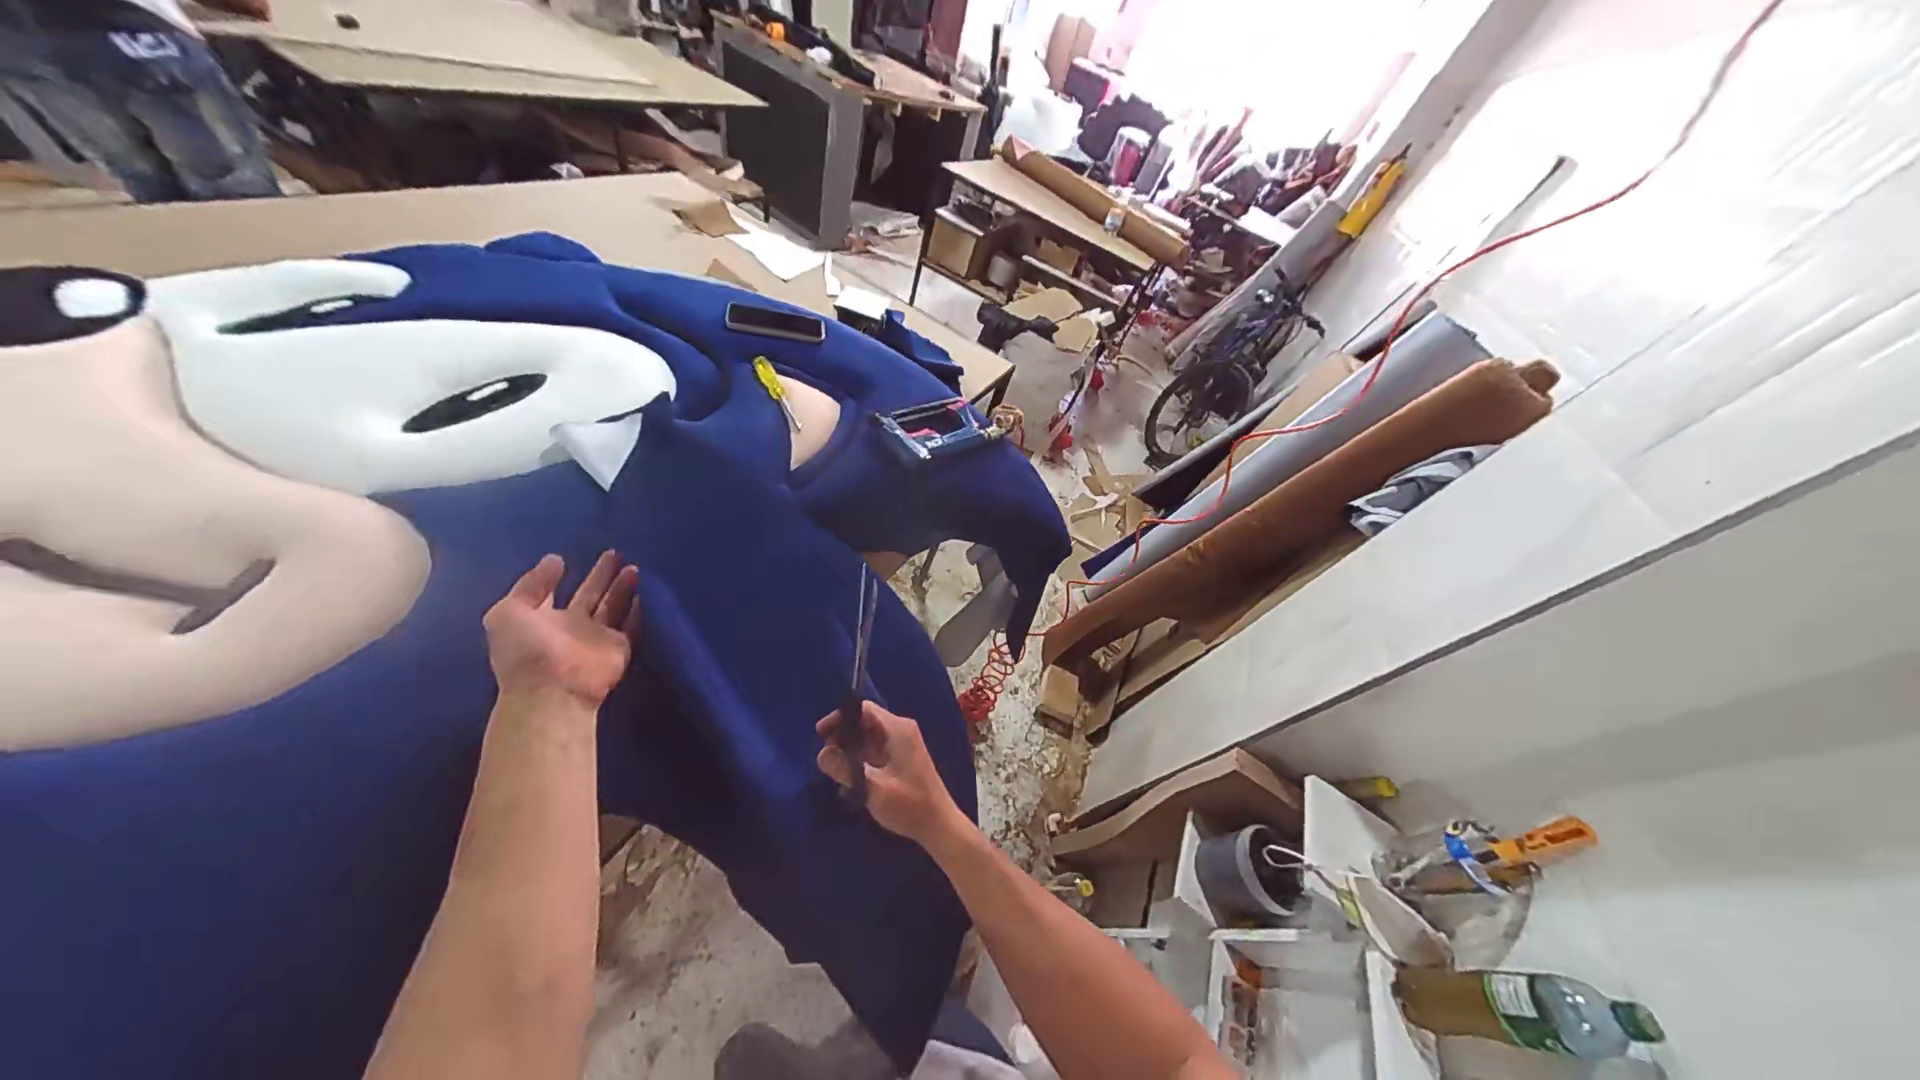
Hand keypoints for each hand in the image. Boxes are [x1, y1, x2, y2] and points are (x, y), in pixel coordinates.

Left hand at [483, 551, 639, 709]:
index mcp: (542, 619)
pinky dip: (639, 611)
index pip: (551, 593)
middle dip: (602, 575)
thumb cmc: (526, 651)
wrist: (554, 690)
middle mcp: (571, 627)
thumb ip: (531, 584)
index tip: (565, 557)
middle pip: (591, 595)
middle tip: (615, 553)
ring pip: (613, 606)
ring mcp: (598, 638)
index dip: (555, 577)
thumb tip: (555, 559)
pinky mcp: (620, 648)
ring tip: (633, 567)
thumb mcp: (508, 612)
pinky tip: (646, 594)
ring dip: (623, 587)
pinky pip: (632, 625)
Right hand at [816, 702, 967, 847]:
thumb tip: (821, 753)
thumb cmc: (909, 805)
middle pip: (864, 721)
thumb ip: (845, 769)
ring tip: (833, 767)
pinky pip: (874, 748)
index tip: (821, 734)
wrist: (938, 825)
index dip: (841, 717)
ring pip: (868, 736)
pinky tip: (848, 775)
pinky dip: (859, 756)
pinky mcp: (900, 758)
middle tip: (825, 754)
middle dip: (842, 734)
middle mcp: (900, 730)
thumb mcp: (872, 788)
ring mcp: (901, 744)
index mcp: (898, 729)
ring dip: (849, 747)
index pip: (864, 709)